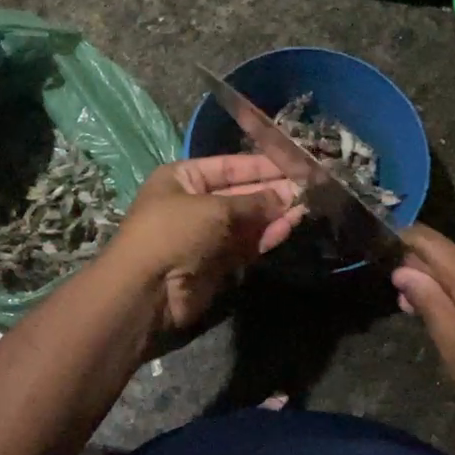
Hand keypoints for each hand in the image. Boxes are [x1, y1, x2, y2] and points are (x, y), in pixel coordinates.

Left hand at [107, 156, 302, 331]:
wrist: (147, 292)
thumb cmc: (173, 232)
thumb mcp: (214, 209)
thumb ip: (252, 202)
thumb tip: (285, 196)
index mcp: (182, 178)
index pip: (227, 166)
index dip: (259, 165)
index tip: (293, 163)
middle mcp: (194, 204)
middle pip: (239, 193)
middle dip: (271, 191)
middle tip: (307, 187)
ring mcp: (205, 235)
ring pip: (246, 221)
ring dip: (274, 214)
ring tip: (306, 206)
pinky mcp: (217, 263)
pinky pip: (246, 244)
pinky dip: (267, 235)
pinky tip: (290, 226)